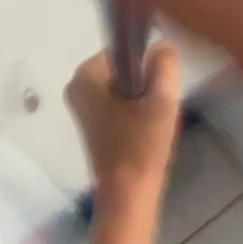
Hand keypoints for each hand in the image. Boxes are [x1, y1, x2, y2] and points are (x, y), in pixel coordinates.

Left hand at [66, 43, 183, 198]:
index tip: (158, 93)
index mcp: (84, 75)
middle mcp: (77, 89)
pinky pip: (122, 111)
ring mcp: (84, 112)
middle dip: (146, 88)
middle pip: (126, 73)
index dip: (148, 68)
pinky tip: (147, 138)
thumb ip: (165, 64)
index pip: (125, 52)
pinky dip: (137, 120)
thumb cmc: (141, 146)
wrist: (129, 195)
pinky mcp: (95, 130)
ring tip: (153, 128)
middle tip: (158, 113)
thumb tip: (162, 48)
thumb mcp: (161, 99)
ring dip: (145, 106)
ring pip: (126, 93)